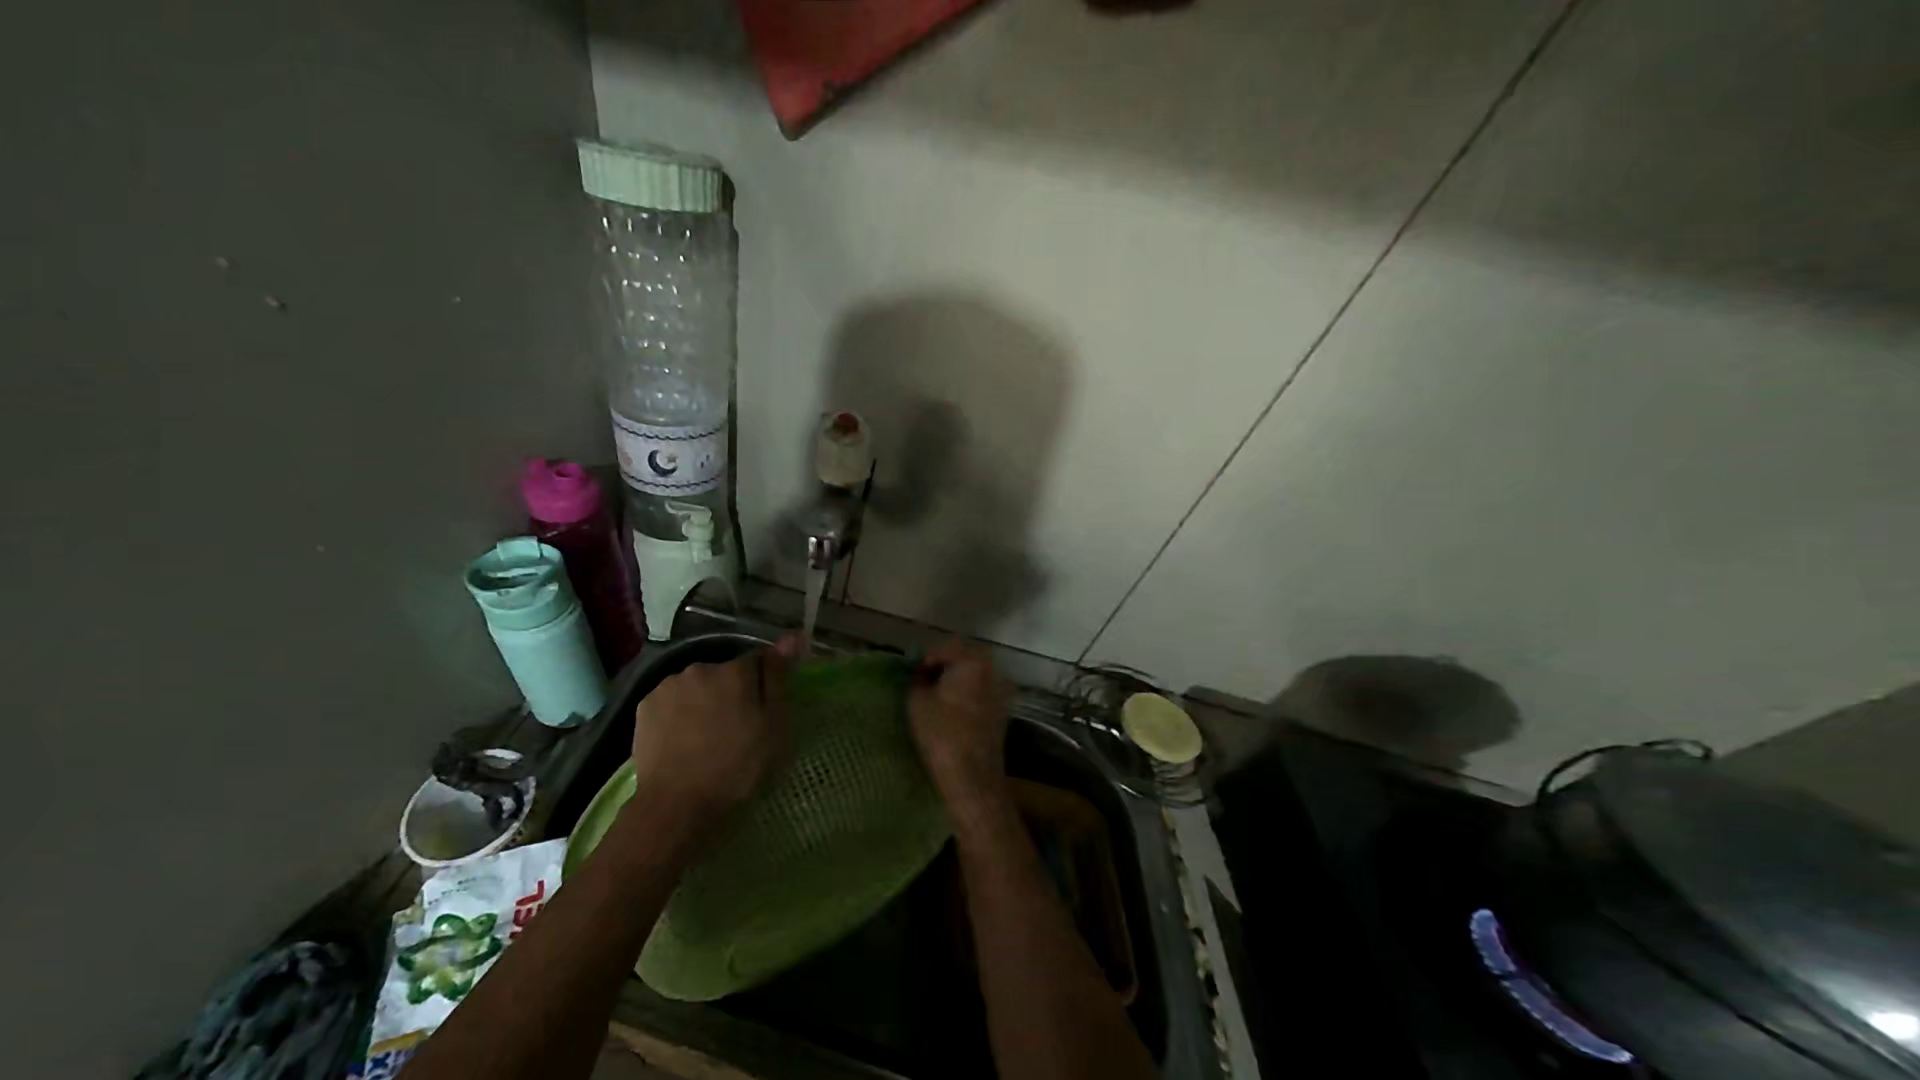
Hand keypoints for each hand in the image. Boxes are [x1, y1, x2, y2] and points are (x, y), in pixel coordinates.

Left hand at [630, 639, 797, 816]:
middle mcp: (701, 667)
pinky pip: (671, 701)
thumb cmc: (737, 767)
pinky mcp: (645, 705)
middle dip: (731, 692)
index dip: (763, 684)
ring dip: (703, 701)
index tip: (763, 710)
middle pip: (725, 673)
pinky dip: (678, 713)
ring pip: (696, 686)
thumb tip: (792, 637)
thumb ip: (779, 679)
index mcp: (736, 670)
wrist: (677, 803)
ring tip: (705, 737)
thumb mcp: (774, 726)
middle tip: (735, 728)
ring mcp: (669, 685)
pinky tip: (681, 739)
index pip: (759, 661)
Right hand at [909, 640, 1011, 808]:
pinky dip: (970, 693)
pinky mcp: (1004, 710)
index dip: (928, 657)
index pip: (948, 646)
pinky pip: (984, 691)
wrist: (972, 776)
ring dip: (959, 678)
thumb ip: (918, 679)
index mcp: (974, 662)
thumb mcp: (917, 701)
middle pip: (967, 657)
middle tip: (926, 680)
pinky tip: (954, 708)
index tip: (915, 673)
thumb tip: (922, 673)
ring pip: (977, 674)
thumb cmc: (941, 733)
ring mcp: (1003, 691)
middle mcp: (994, 671)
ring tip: (939, 695)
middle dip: (946, 664)